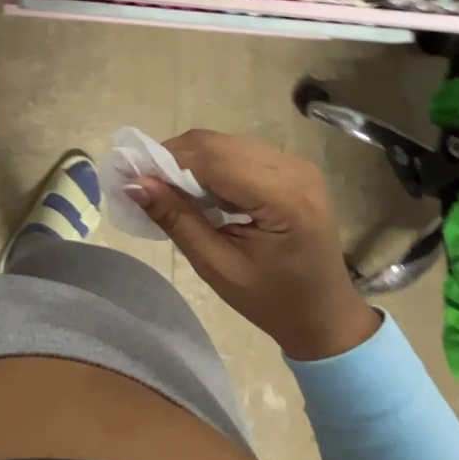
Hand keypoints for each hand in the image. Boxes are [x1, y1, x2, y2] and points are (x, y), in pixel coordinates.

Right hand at [126, 129, 381, 359]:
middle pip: (216, 144)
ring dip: (189, 160)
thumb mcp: (218, 268)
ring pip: (223, 143)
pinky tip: (200, 191)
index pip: (212, 159)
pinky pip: (237, 150)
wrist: (326, 316)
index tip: (132, 177)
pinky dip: (209, 164)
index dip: (166, 161)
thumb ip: (177, 220)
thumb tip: (134, 183)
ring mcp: (295, 164)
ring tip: (170, 190)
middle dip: (173, 158)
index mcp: (284, 199)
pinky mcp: (291, 166)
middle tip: (145, 184)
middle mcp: (294, 169)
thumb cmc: (273, 301)